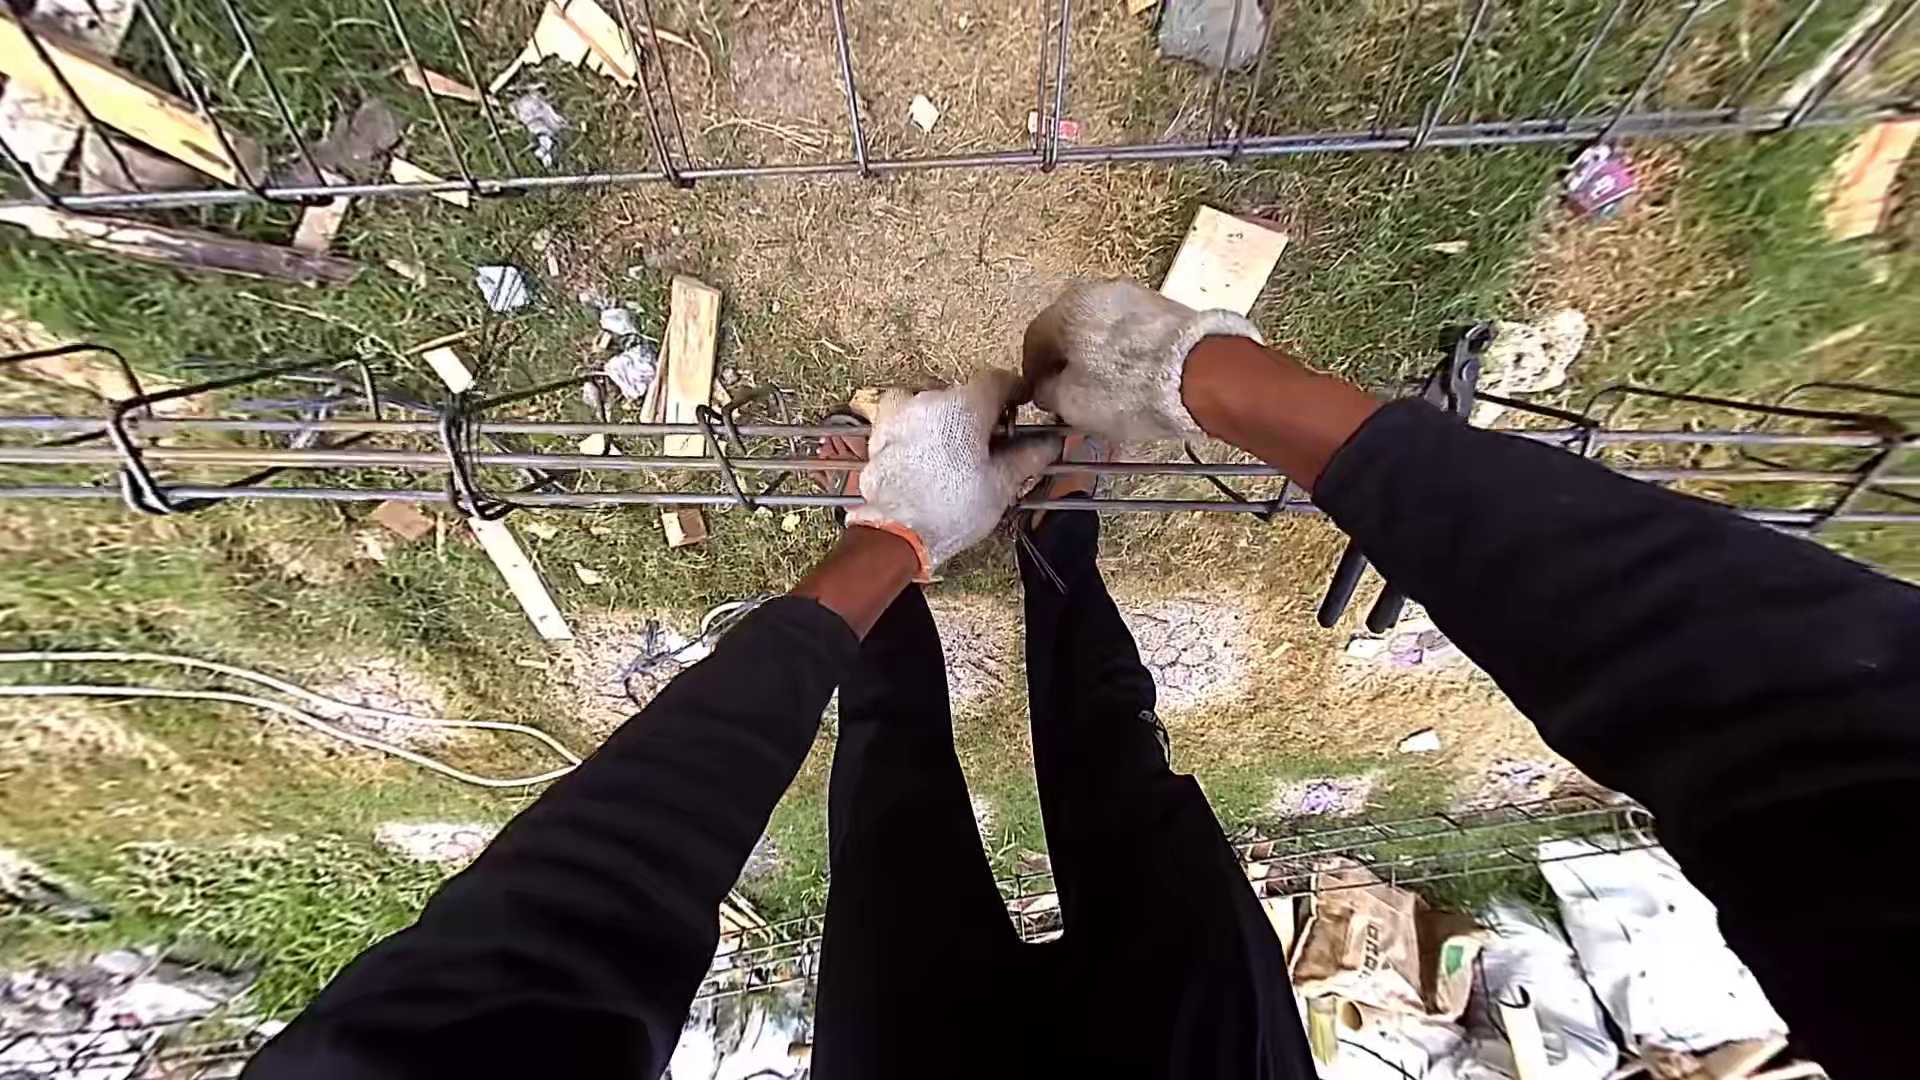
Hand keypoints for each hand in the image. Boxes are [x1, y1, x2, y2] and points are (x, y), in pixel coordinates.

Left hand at [846, 371, 1060, 579]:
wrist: (897, 532)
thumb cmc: (953, 508)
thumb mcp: (1001, 485)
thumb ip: (1027, 457)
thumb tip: (1050, 444)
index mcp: (966, 405)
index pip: (998, 381)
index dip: (1014, 390)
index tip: (1022, 403)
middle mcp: (931, 399)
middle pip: (963, 395)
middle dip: (978, 413)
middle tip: (989, 442)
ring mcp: (901, 413)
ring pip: (930, 404)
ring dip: (944, 419)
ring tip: (952, 449)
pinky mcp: (879, 433)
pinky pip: (903, 419)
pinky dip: (915, 429)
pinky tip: (921, 453)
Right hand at [1022, 279, 1262, 441]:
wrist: (1200, 377)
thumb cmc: (1131, 388)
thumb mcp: (1071, 403)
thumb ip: (1048, 393)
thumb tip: (1047, 388)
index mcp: (1066, 309)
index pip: (1034, 339)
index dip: (1032, 371)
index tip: (1036, 392)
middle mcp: (1098, 292)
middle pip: (1069, 331)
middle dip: (1064, 363)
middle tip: (1066, 393)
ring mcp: (1134, 297)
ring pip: (1099, 331)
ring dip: (1094, 359)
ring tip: (1101, 393)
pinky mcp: (1163, 309)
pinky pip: (1129, 334)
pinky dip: (1122, 356)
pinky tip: (1129, 383)